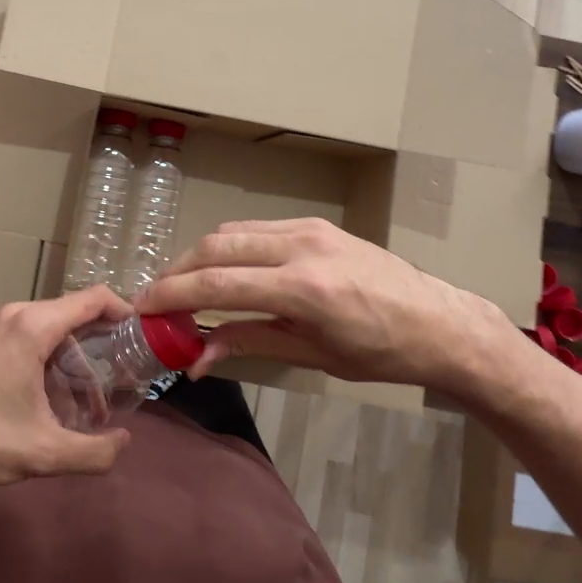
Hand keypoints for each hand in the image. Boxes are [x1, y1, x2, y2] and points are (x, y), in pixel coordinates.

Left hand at [0, 287, 135, 490]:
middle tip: (124, 381)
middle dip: (103, 346)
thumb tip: (124, 443)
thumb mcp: (45, 452)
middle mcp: (16, 314)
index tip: (146, 336)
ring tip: (89, 405)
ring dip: (75, 359)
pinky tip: (53, 400)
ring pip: (52, 328)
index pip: (93, 298)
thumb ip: (95, 451)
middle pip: (74, 315)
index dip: (125, 312)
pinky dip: (51, 359)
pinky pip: (30, 337)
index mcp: (33, 326)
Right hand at [136, 218, 517, 395]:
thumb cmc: (381, 353)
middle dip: (176, 271)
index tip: (142, 308)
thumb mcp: (314, 357)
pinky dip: (228, 247)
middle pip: (215, 248)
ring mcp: (308, 229)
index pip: (218, 284)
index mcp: (304, 290)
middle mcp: (301, 248)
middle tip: (154, 298)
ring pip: (231, 233)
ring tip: (184, 286)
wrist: (439, 322)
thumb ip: (250, 345)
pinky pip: (255, 230)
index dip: (172, 294)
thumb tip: (196, 358)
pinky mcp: (314, 224)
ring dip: (199, 256)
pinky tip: (223, 270)